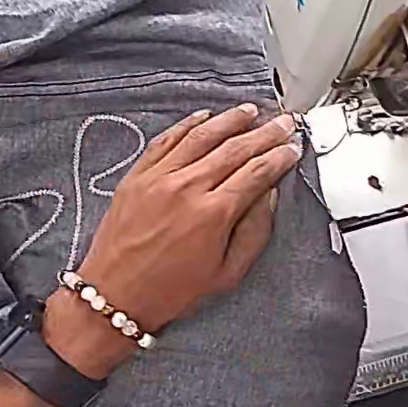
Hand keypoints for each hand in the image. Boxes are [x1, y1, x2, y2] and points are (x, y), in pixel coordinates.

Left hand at [43, 103, 300, 378]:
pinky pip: (166, 140)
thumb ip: (254, 232)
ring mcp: (159, 178)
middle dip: (264, 133)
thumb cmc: (170, 291)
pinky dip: (188, 125)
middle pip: (234, 148)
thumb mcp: (226, 275)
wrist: (115, 295)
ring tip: (250, 111)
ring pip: (202, 136)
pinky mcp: (137, 176)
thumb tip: (269, 196)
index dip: (279, 157)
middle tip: (282, 123)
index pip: (256, 172)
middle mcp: (186, 188)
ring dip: (230, 120)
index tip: (292, 148)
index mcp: (213, 214)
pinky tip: (204, 116)